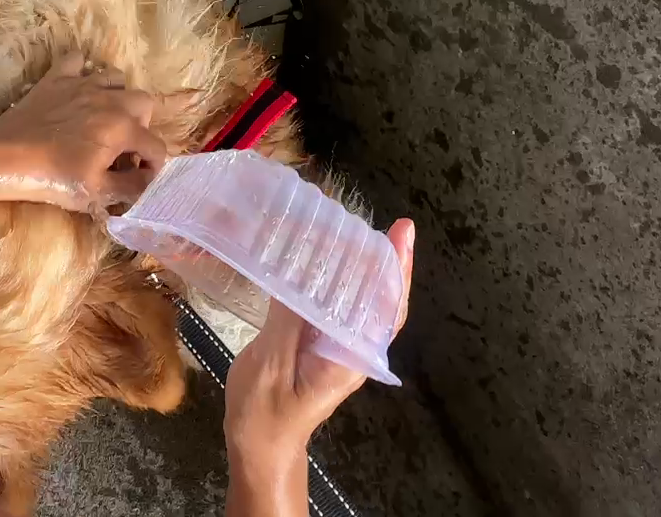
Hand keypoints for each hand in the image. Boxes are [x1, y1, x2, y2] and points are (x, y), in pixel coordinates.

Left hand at [0, 51, 168, 213]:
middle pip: (144, 103)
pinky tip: (77, 90)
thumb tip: (148, 181)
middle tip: (123, 147)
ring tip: (104, 118)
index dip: (154, 165)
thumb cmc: (52, 178)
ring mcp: (83, 83)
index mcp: (123, 127)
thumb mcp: (96, 194)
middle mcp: (109, 99)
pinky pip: (77, 61)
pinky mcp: (57, 78)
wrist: (5, 157)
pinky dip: (82, 71)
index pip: (156, 145)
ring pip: (117, 78)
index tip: (140, 177)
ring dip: (118, 97)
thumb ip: (130, 187)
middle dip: (141, 125)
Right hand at [225, 219, 416, 465]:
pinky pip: (327, 298)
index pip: (385, 306)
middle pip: (375, 294)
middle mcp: (349, 344)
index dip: (395, 267)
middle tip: (361, 212)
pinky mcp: (313, 337)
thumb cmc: (266, 414)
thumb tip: (301, 274)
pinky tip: (308, 252)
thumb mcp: (273, 365)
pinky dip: (323, 272)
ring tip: (336, 221)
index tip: (402, 230)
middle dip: (375, 252)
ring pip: (352, 294)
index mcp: (349, 354)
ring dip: (350, 258)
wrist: (258, 448)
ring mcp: (333, 341)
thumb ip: (290, 320)